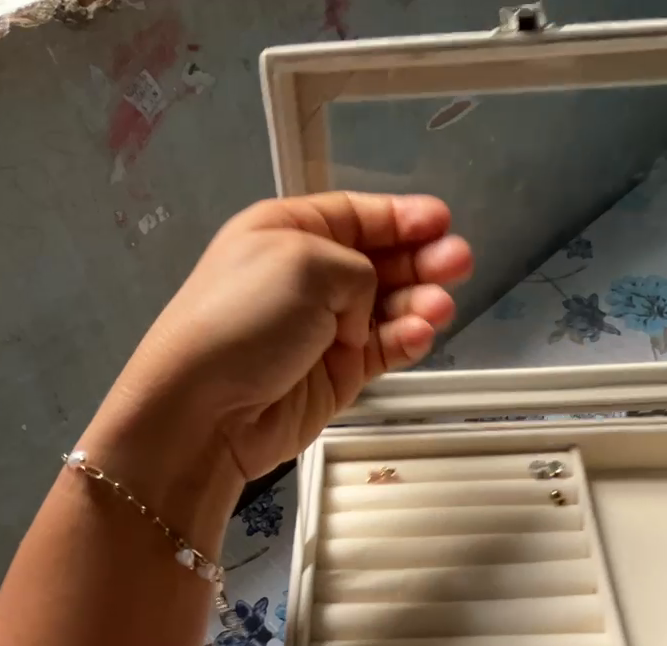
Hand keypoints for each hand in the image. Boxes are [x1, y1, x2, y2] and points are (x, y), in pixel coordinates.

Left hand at [83, 193, 471, 525]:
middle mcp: (308, 279)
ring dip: (419, 303)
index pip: (355, 217)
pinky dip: (404, 342)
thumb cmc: (246, 316)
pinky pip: (382, 352)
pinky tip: (420, 334)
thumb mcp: (304, 260)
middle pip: (379, 262)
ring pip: (388, 310)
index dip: (401, 217)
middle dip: (421, 259)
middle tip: (459, 262)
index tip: (442, 221)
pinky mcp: (337, 377)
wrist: (208, 408)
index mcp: (288, 234)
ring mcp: (324, 331)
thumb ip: (357, 269)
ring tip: (441, 304)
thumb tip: (363, 311)